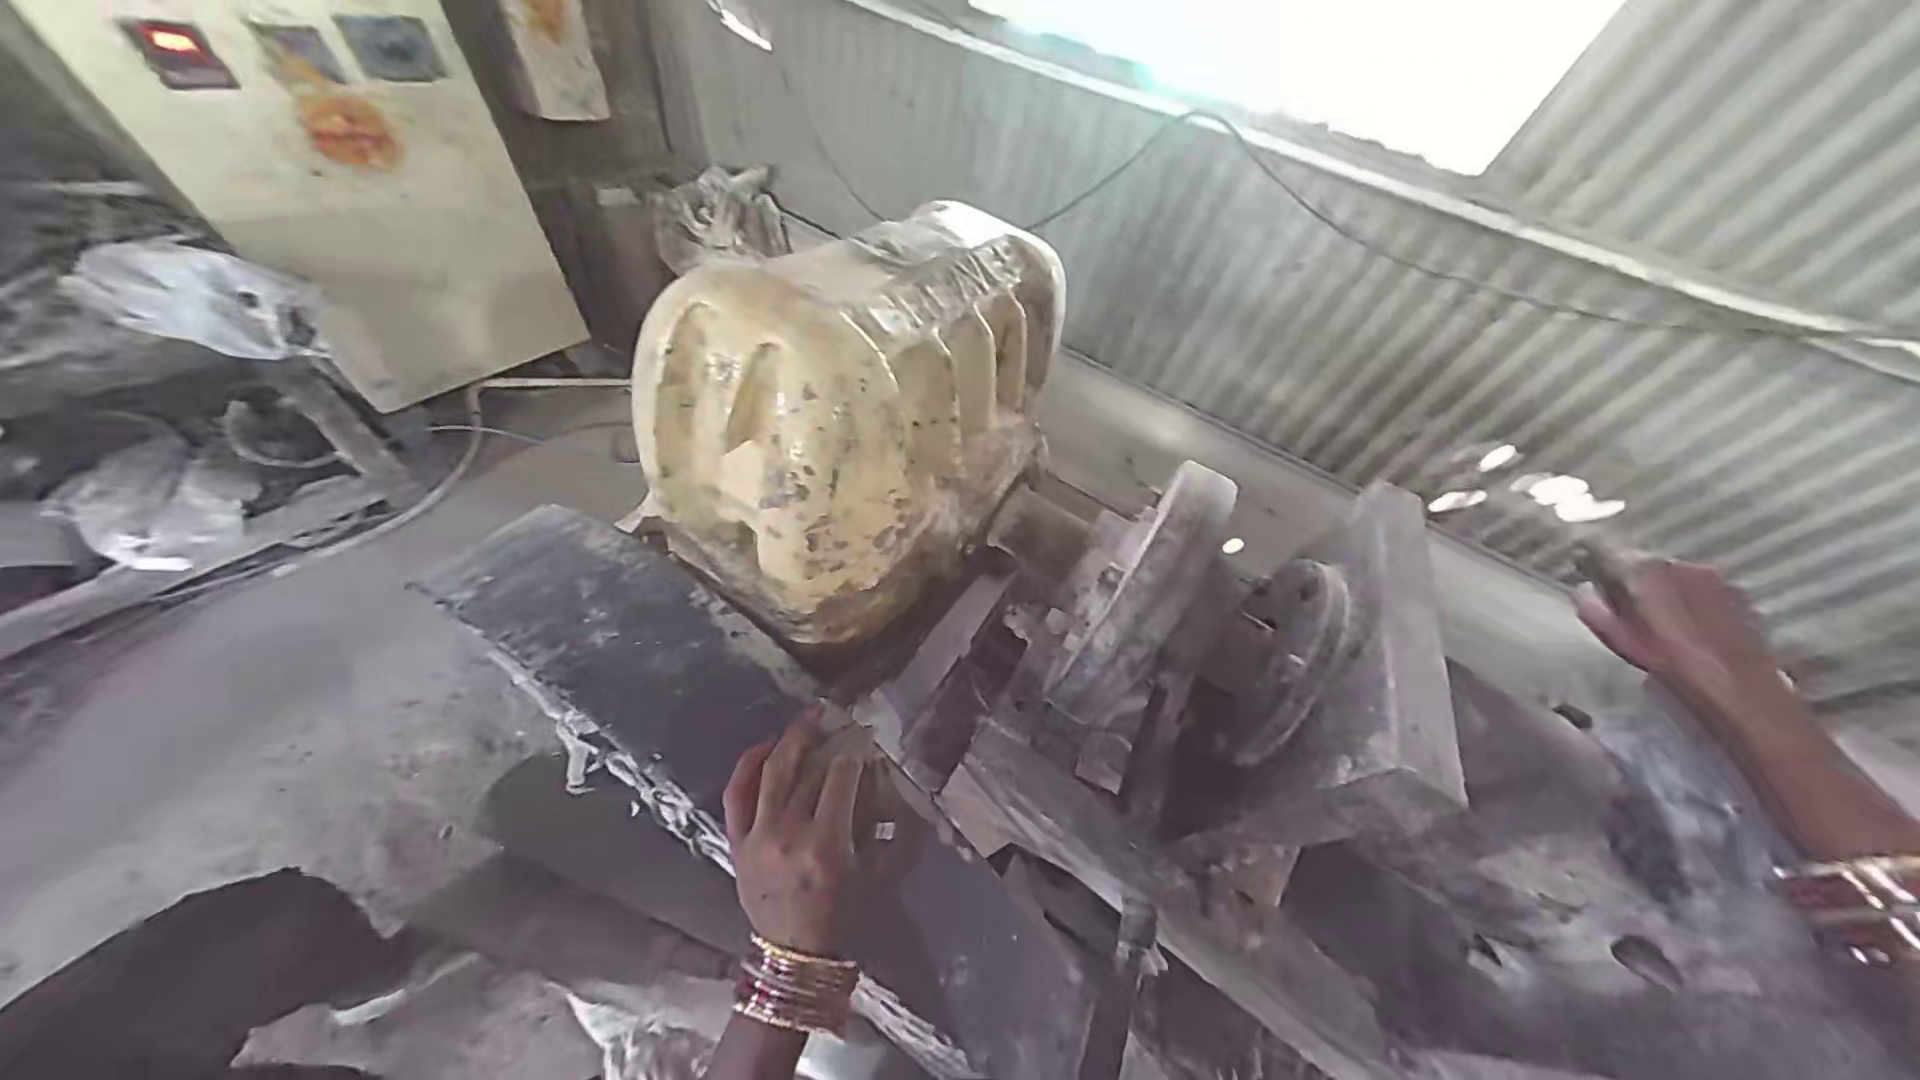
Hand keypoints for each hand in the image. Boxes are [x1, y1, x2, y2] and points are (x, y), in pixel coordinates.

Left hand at [722, 705, 865, 955]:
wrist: (793, 954)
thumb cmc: (842, 911)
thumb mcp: (875, 871)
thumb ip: (887, 826)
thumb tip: (889, 778)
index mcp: (827, 845)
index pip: (841, 777)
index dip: (854, 750)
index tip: (864, 738)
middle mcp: (789, 834)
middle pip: (808, 769)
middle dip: (825, 736)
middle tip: (835, 715)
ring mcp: (757, 837)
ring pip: (773, 772)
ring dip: (791, 739)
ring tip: (806, 719)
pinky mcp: (737, 842)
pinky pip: (736, 794)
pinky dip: (748, 765)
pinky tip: (765, 746)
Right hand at [1574, 559, 1785, 717]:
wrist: (1732, 682)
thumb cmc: (1661, 656)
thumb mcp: (1609, 632)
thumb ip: (1589, 603)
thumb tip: (1586, 588)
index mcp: (1641, 569)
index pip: (1603, 548)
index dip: (1589, 556)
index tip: (1582, 567)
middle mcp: (1678, 563)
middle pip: (1640, 560)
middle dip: (1627, 575)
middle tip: (1620, 599)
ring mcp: (1713, 576)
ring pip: (1671, 573)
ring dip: (1660, 586)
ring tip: (1658, 614)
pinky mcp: (1737, 591)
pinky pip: (1699, 585)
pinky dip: (1687, 596)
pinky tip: (1688, 621)